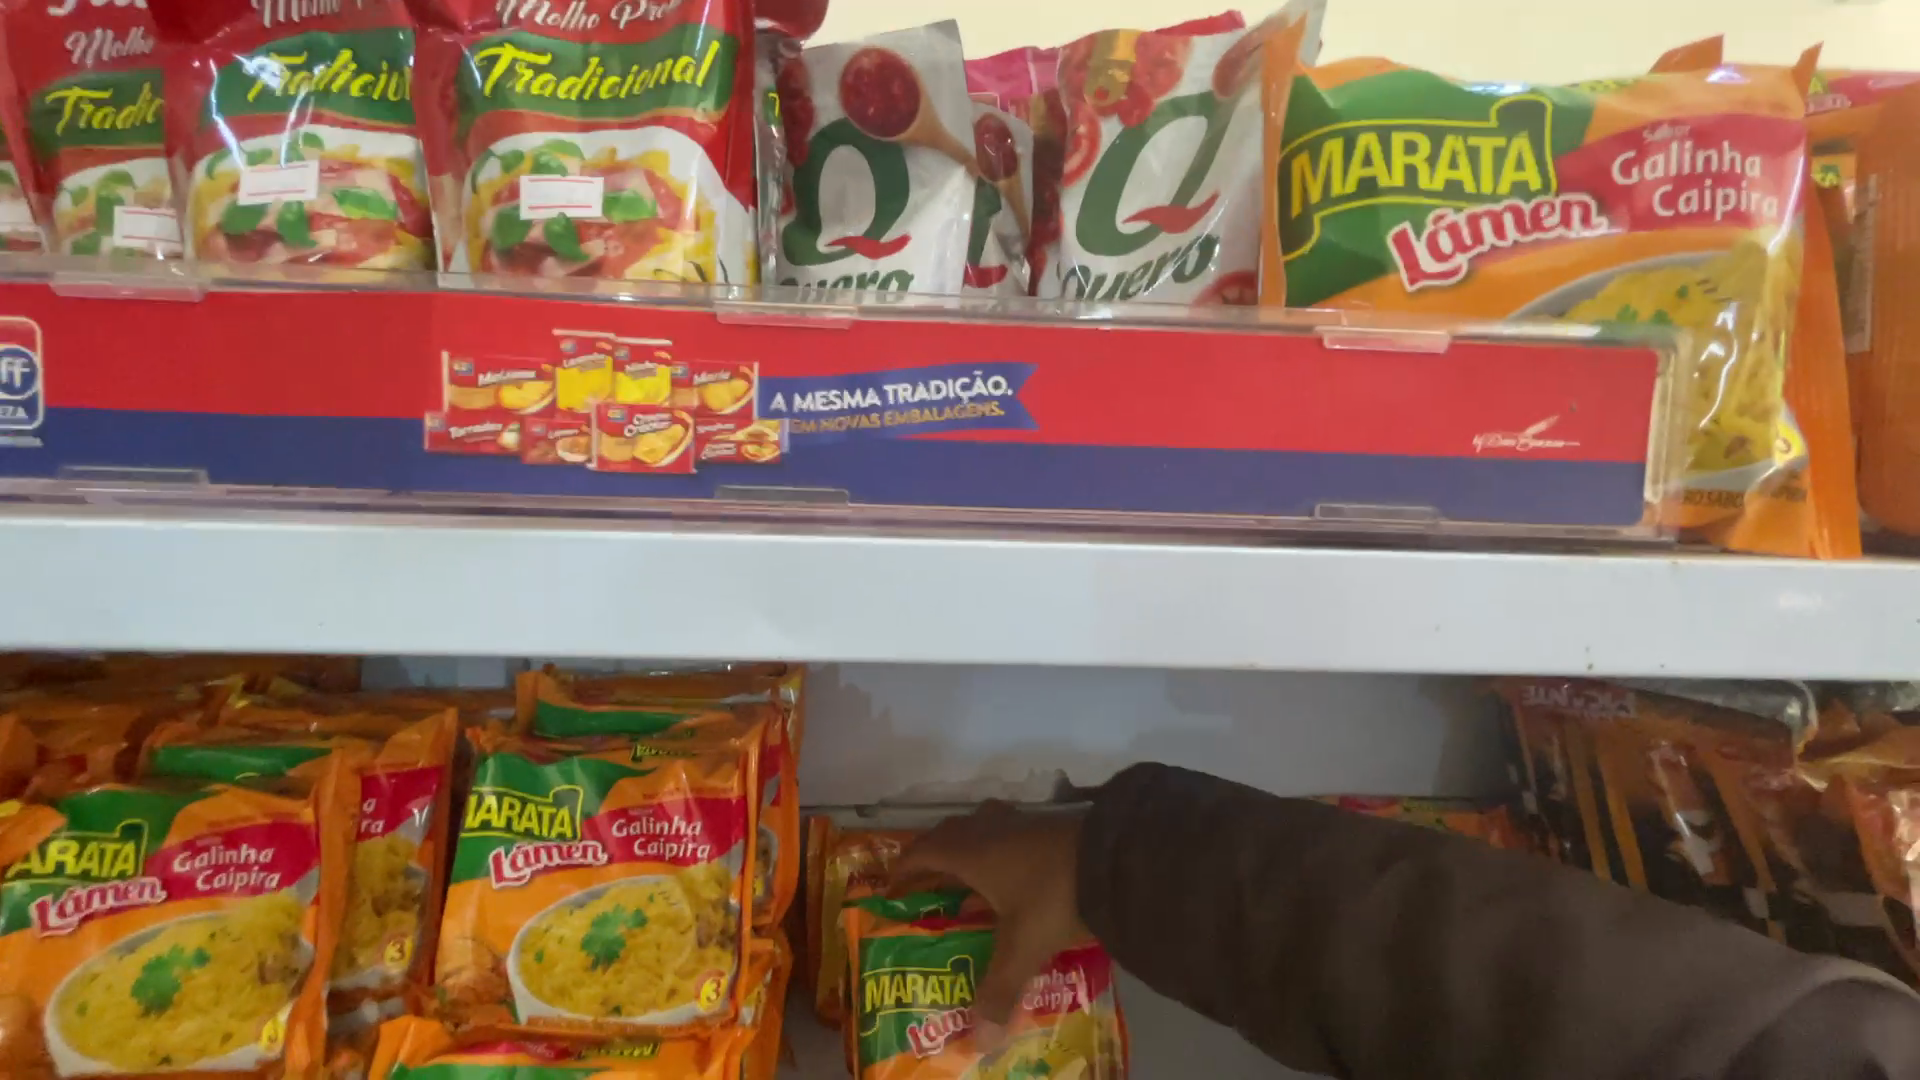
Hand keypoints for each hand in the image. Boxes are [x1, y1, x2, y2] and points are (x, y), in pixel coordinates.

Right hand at [893, 801, 1089, 1043]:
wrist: (1109, 860)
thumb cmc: (1052, 896)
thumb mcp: (1022, 948)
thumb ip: (997, 991)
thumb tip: (979, 1042)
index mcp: (969, 850)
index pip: (922, 852)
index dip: (904, 871)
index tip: (891, 891)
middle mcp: (986, 828)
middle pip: (946, 838)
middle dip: (931, 863)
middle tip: (923, 892)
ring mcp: (1016, 822)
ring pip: (976, 832)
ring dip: (964, 854)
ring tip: (962, 887)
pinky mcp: (1042, 825)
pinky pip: (1002, 835)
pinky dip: (993, 854)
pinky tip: (1006, 880)